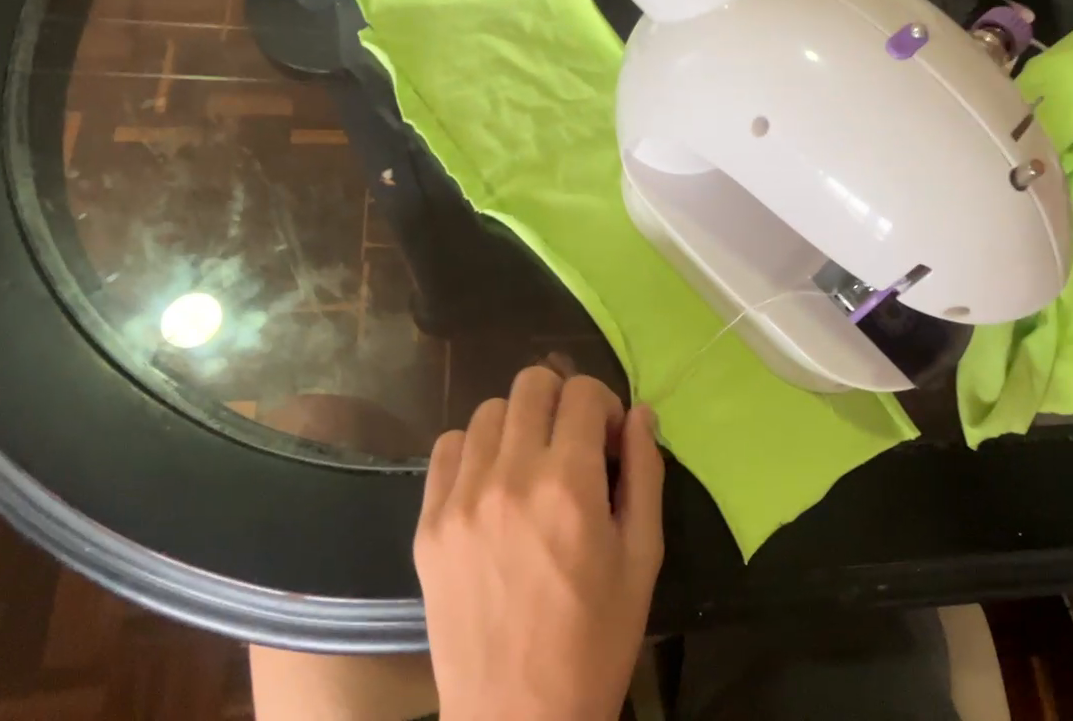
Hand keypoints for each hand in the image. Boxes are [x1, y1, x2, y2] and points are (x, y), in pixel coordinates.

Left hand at [415, 367, 663, 720]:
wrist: (519, 717)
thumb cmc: (595, 640)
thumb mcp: (642, 557)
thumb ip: (645, 473)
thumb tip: (640, 413)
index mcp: (569, 484)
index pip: (583, 392)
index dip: (605, 406)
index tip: (609, 442)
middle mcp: (509, 476)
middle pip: (531, 384)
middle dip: (562, 401)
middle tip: (573, 445)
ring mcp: (460, 498)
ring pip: (487, 410)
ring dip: (519, 424)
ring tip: (531, 467)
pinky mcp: (428, 523)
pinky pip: (446, 449)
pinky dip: (473, 449)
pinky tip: (491, 484)